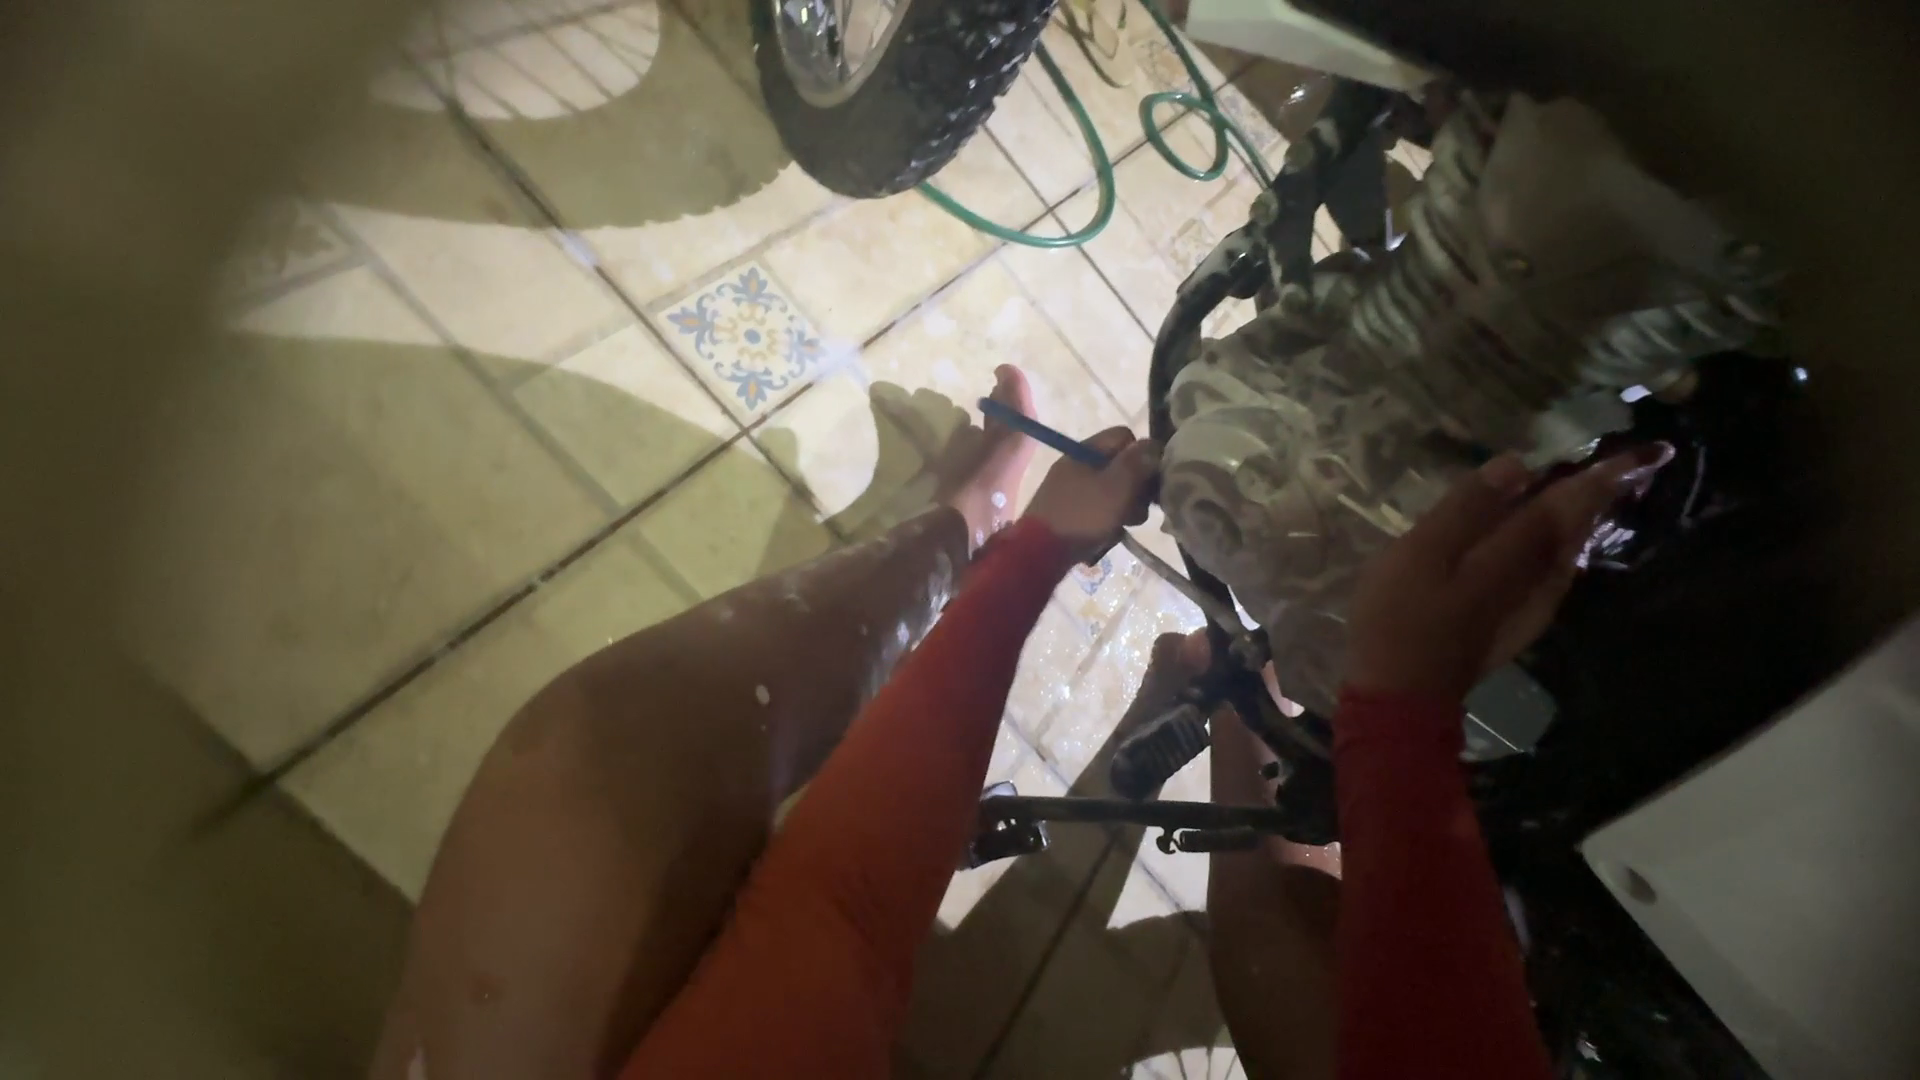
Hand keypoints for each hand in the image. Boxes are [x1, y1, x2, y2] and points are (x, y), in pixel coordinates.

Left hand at [1023, 427, 1160, 561]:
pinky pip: (1098, 507)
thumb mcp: (1117, 486)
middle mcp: (1077, 465)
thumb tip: (1153, 446)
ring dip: (1124, 506)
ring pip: (1111, 489)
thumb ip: (1138, 463)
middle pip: (1120, 464)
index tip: (1150, 479)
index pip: (1124, 436)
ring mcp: (1070, 489)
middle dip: (1136, 486)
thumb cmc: (1083, 515)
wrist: (1040, 552)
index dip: (1142, 454)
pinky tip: (1110, 533)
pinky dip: (1108, 518)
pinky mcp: (1068, 511)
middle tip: (1139, 509)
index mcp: (1085, 450)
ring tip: (1125, 524)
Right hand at [1345, 447, 1668, 702]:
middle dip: (1598, 500)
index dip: (1601, 478)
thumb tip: (1519, 464)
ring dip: (1579, 526)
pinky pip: (1547, 578)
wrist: (1400, 692)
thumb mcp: (1421, 553)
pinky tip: (1543, 555)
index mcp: (1515, 556)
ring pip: (1565, 559)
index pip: (1566, 507)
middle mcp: (1536, 581)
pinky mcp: (1509, 628)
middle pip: (1574, 533)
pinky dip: (1555, 553)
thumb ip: (1466, 509)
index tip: (1644, 452)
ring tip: (1588, 501)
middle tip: (1623, 470)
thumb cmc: (1401, 615)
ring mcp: (1527, 610)